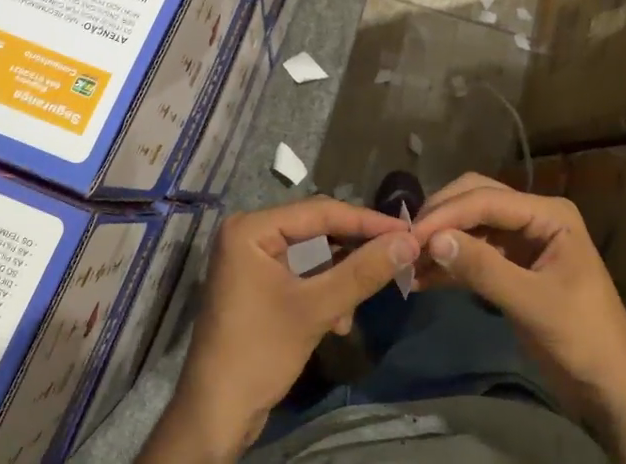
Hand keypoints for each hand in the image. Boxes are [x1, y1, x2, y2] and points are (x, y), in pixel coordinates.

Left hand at [140, 197, 417, 461]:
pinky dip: (324, 291)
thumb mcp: (316, 309)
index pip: (320, 212)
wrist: (216, 412)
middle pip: (317, 229)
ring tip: (360, 304)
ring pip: (313, 254)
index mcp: (252, 228)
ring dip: (341, 277)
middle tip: (396, 258)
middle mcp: (249, 233)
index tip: (407, 232)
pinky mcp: (258, 284)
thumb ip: (362, 272)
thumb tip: (409, 242)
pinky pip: (302, 273)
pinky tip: (339, 321)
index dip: (367, 221)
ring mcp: (252, 259)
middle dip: (354, 250)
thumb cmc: (260, 352)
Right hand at [411, 174, 625, 463]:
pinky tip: (419, 279)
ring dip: (440, 241)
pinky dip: (448, 264)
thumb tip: (433, 240)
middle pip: (476, 200)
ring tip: (404, 262)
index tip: (409, 235)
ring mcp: (521, 243)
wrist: (612, 387)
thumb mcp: (534, 303)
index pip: (487, 199)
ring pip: (470, 227)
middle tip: (403, 241)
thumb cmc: (585, 338)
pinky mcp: (511, 269)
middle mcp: (533, 218)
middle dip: (441, 218)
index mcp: (549, 214)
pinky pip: (473, 255)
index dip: (447, 213)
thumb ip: (484, 268)